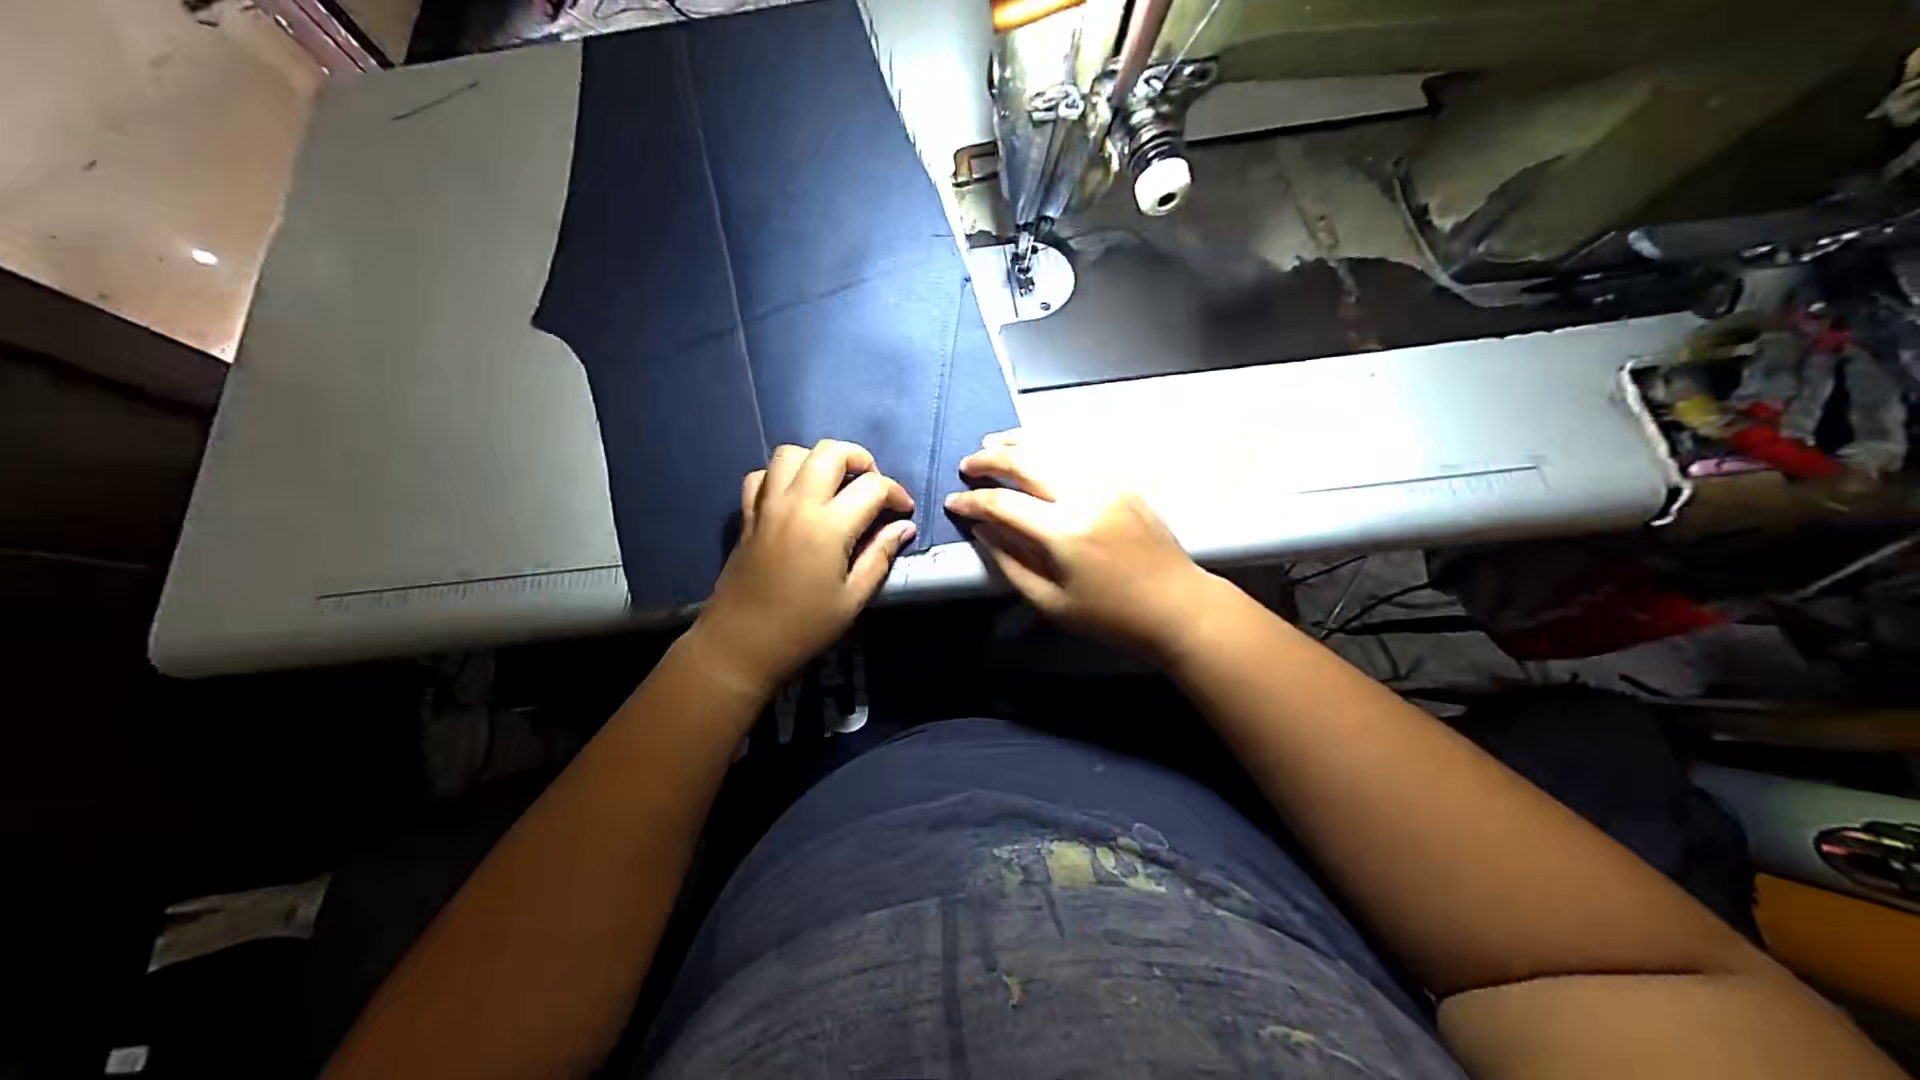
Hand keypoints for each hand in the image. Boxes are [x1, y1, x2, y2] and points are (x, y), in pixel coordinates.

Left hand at [689, 440, 915, 695]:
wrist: (740, 644)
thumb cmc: (803, 627)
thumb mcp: (852, 599)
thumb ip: (879, 556)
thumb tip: (904, 527)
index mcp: (828, 526)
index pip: (872, 486)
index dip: (896, 494)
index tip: (903, 512)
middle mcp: (797, 504)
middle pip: (831, 451)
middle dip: (860, 460)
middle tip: (872, 488)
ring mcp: (767, 506)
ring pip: (792, 453)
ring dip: (819, 461)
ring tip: (834, 486)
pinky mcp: (747, 516)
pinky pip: (762, 476)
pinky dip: (781, 477)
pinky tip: (795, 498)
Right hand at [944, 430, 1220, 658]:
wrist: (1176, 606)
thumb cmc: (1110, 615)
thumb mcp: (1051, 602)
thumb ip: (1010, 562)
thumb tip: (982, 531)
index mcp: (1063, 533)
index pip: (1004, 504)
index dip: (973, 502)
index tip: (953, 503)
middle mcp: (1084, 497)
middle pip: (1027, 463)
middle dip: (991, 459)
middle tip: (967, 463)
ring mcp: (1107, 484)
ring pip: (1054, 448)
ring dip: (1020, 443)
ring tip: (994, 442)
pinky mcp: (1122, 483)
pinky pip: (1080, 453)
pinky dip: (1052, 445)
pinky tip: (1038, 446)